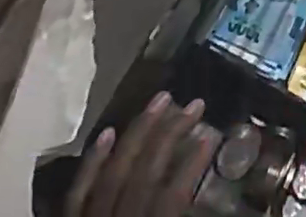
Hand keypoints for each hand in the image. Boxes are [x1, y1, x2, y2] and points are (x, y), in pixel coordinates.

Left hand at [64, 92, 220, 216]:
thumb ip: (181, 214)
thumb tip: (229, 209)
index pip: (169, 198)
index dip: (191, 165)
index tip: (212, 135)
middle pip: (142, 175)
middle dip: (170, 135)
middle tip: (195, 103)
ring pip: (112, 174)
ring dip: (138, 133)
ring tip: (162, 99)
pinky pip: (76, 195)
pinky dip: (92, 162)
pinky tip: (109, 131)